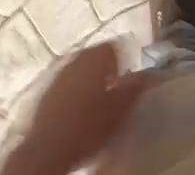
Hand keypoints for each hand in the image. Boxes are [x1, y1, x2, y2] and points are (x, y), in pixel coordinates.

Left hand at [1, 42, 155, 174]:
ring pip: (79, 69)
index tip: (127, 78)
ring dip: (88, 79)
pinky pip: (66, 83)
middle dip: (105, 69)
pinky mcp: (45, 91)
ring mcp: (58, 74)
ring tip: (96, 100)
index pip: (113, 46)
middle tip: (113, 89)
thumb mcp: (119, 109)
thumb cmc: (89, 125)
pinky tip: (77, 108)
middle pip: (94, 55)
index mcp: (95, 58)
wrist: (49, 148)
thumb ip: (135, 87)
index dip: (123, 60)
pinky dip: (74, 90)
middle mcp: (75, 59)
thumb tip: (148, 74)